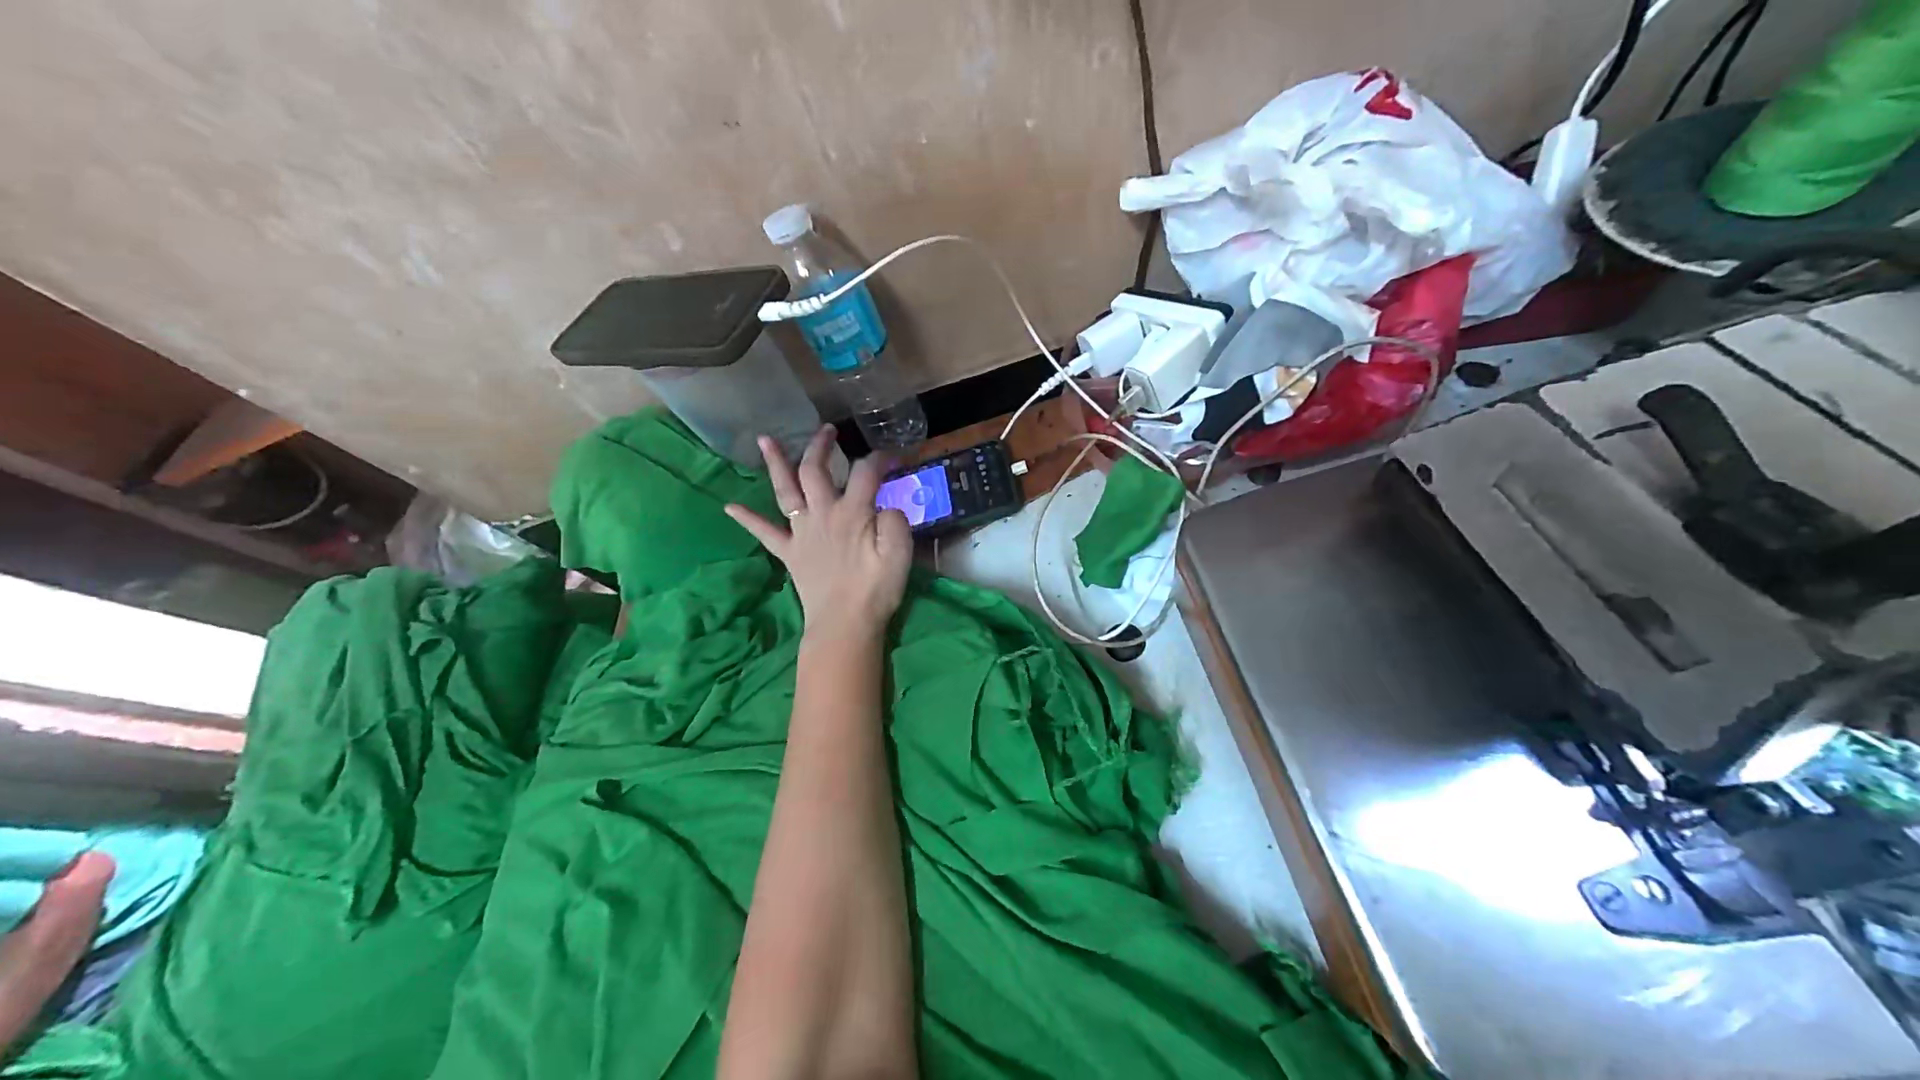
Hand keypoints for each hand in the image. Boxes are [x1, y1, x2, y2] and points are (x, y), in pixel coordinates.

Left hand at [725, 426, 911, 642]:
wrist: (844, 625)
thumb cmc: (875, 589)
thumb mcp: (899, 553)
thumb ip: (895, 521)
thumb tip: (886, 506)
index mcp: (852, 512)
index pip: (866, 473)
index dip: (880, 459)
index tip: (893, 456)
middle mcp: (822, 514)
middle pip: (816, 470)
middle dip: (821, 446)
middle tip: (828, 431)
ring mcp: (801, 533)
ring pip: (785, 491)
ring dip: (776, 464)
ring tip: (765, 440)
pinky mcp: (789, 554)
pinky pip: (765, 533)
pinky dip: (747, 519)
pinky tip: (729, 507)